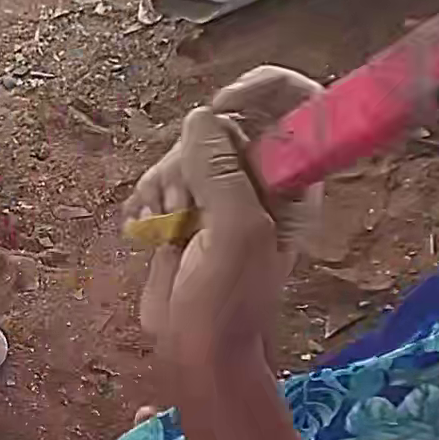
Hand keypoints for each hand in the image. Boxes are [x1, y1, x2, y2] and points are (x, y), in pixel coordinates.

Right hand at [126, 66, 323, 355]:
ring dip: (163, 179)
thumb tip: (200, 117)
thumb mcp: (234, 233)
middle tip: (182, 197)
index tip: (222, 106)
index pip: (295, 105)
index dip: (262, 91)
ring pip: (184, 151)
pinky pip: (159, 180)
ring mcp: (215, 197)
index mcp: (290, 180)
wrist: (194, 348)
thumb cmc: (227, 302)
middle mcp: (255, 181)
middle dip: (191, 152)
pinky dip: (145, 197)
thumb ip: (221, 171)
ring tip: (162, 217)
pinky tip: (143, 223)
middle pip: (222, 124)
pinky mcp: (182, 213)